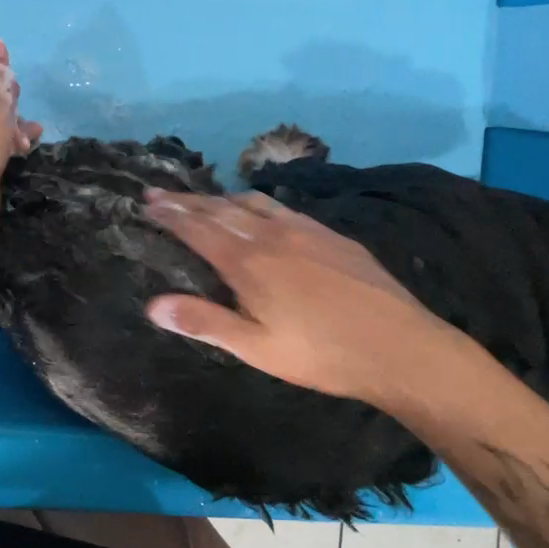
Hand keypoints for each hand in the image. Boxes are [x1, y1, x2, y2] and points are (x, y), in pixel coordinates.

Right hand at [142, 189, 461, 405]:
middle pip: (220, 210)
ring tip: (203, 200)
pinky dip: (256, 203)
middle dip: (186, 201)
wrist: (402, 348)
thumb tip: (153, 305)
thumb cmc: (322, 355)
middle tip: (159, 193)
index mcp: (248, 263)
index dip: (170, 214)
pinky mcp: (332, 236)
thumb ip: (205, 322)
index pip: (197, 228)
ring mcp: (305, 231)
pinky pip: (282, 208)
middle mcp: (272, 236)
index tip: (146, 203)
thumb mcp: (257, 348)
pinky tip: (261, 212)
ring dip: (220, 198)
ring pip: (252, 203)